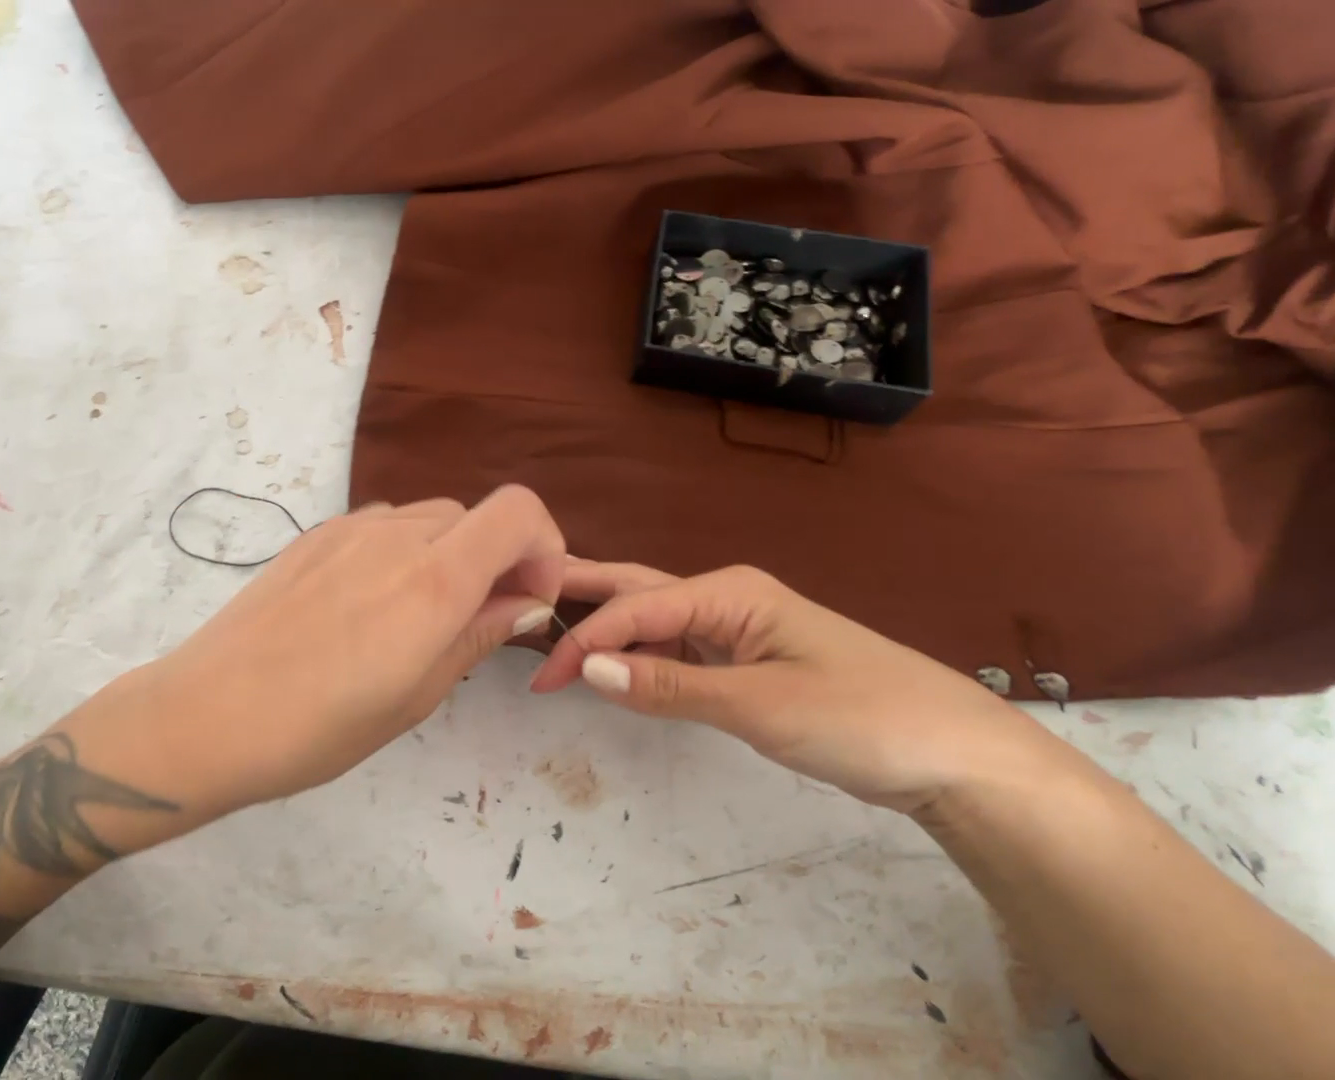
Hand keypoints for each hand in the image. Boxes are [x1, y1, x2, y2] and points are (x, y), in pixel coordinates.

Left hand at [131, 486, 565, 811]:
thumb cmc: (319, 728)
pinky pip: (382, 526)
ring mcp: (348, 529)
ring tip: (419, 618)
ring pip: (429, 518)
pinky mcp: (313, 536)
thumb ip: (478, 635)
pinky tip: (371, 605)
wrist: (206, 715)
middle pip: (476, 515)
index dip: (544, 548)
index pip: (519, 512)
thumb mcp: (416, 696)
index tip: (528, 602)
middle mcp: (395, 536)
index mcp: (432, 581)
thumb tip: (525, 602)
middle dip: (498, 559)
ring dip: (449, 555)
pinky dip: (403, 551)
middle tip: (478, 621)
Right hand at [530, 561, 1050, 815]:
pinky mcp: (748, 659)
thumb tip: (584, 667)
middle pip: (635, 589)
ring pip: (653, 618)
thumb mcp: (758, 706)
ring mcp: (738, 627)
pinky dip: (638, 656)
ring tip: (548, 638)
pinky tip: (616, 670)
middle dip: (577, 599)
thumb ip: (668, 685)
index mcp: (728, 591)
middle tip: (515, 602)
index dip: (580, 638)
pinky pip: (676, 648)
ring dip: (604, 629)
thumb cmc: (862, 719)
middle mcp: (726, 597)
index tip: (540, 678)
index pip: (633, 605)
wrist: (956, 754)